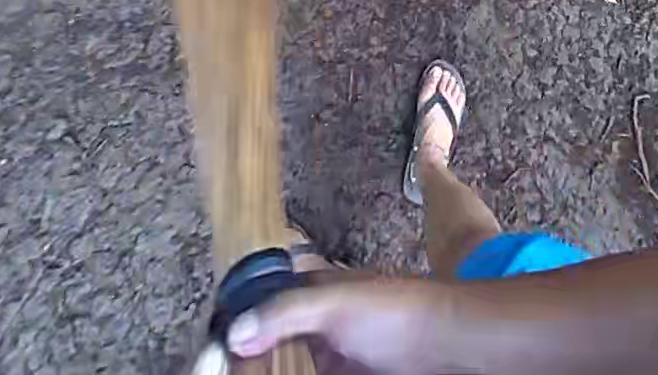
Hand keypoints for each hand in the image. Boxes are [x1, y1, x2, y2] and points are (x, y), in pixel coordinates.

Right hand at [224, 276, 454, 374]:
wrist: (445, 341)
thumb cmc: (393, 311)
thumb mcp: (338, 303)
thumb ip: (287, 311)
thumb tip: (234, 331)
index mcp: (317, 290)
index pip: (266, 302)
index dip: (239, 322)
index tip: (212, 353)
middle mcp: (321, 321)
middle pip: (273, 343)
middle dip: (250, 361)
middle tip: (224, 369)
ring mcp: (335, 354)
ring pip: (291, 364)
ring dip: (274, 368)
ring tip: (239, 372)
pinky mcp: (349, 374)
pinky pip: (314, 373)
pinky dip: (297, 372)